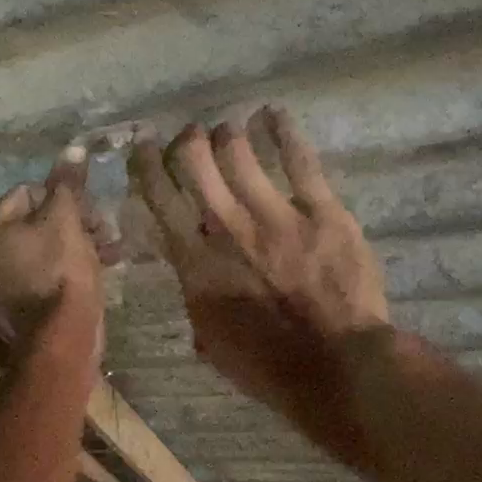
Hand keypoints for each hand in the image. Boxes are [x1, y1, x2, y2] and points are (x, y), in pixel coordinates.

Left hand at [0, 146, 110, 354]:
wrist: (62, 339)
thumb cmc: (61, 270)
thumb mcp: (66, 219)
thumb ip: (67, 183)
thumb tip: (72, 148)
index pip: (28, 191)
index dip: (62, 196)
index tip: (90, 210)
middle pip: (35, 219)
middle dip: (75, 220)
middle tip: (105, 228)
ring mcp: (0, 282)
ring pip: (45, 246)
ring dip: (80, 241)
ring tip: (112, 247)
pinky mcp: (20, 304)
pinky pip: (46, 272)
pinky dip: (71, 266)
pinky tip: (105, 265)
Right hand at [130, 106, 388, 418]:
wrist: (338, 367)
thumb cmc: (269, 366)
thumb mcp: (211, 340)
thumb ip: (196, 297)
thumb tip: (191, 276)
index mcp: (196, 262)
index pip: (160, 200)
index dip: (147, 166)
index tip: (143, 147)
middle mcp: (227, 228)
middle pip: (194, 163)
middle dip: (186, 142)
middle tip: (189, 137)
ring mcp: (275, 215)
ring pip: (239, 153)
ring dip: (227, 135)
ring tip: (227, 130)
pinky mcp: (321, 210)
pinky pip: (299, 159)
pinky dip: (281, 131)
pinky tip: (271, 114)